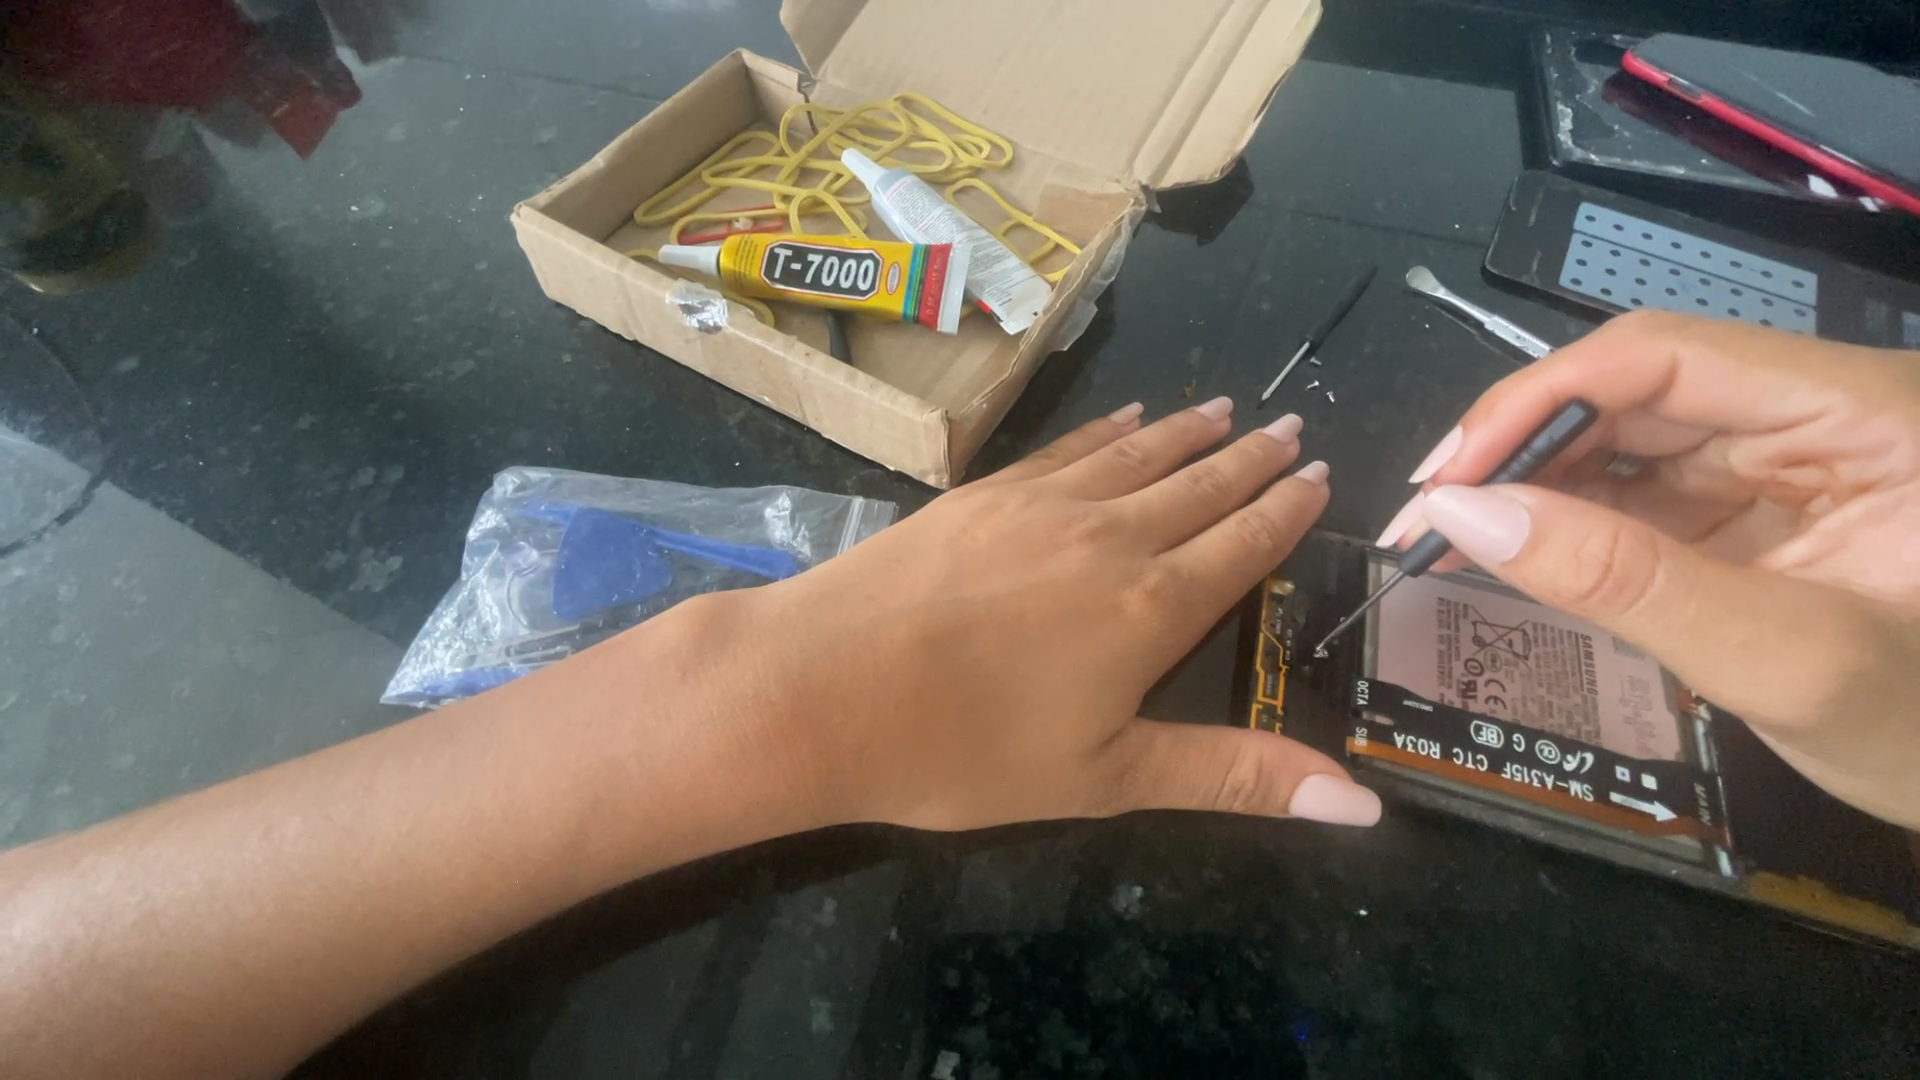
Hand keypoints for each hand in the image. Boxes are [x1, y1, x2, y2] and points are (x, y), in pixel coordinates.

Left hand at [714, 398, 1378, 831]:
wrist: (825, 686)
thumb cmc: (964, 750)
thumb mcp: (1105, 780)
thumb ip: (1230, 777)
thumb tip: (1363, 805)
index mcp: (1148, 608)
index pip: (1241, 545)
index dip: (1285, 510)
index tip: (1319, 475)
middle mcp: (1107, 537)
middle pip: (1198, 486)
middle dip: (1251, 460)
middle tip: (1291, 428)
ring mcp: (1039, 504)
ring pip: (1135, 455)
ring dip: (1187, 433)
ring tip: (1226, 410)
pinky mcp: (982, 493)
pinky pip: (1065, 448)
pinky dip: (1105, 430)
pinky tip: (1124, 416)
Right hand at [1378, 312, 1919, 826]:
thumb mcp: (1781, 663)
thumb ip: (1620, 580)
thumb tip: (1459, 513)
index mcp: (1868, 414)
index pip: (1661, 359)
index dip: (1533, 403)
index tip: (1447, 479)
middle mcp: (1811, 411)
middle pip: (1619, 391)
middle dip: (1506, 450)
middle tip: (1424, 520)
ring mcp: (1767, 455)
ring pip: (1603, 437)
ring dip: (1512, 483)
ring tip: (1438, 538)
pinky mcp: (1730, 500)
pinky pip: (1614, 486)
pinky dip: (1542, 515)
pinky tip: (1492, 545)